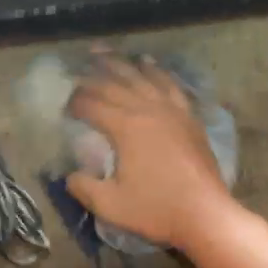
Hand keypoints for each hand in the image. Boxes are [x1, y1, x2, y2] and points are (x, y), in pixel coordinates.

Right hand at [65, 54, 234, 251]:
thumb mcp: (110, 205)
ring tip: (103, 53)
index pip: (92, 105)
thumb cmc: (156, 209)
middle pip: (114, 85)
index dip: (74, 103)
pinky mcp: (189, 117)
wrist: (206, 215)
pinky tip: (149, 65)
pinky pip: (170, 85)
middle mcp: (148, 109)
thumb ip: (83, 187)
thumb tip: (70, 175)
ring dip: (121, 64)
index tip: (62, 105)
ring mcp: (172, 110)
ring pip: (142, 77)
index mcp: (126, 127)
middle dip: (91, 77)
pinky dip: (156, 72)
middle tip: (73, 73)